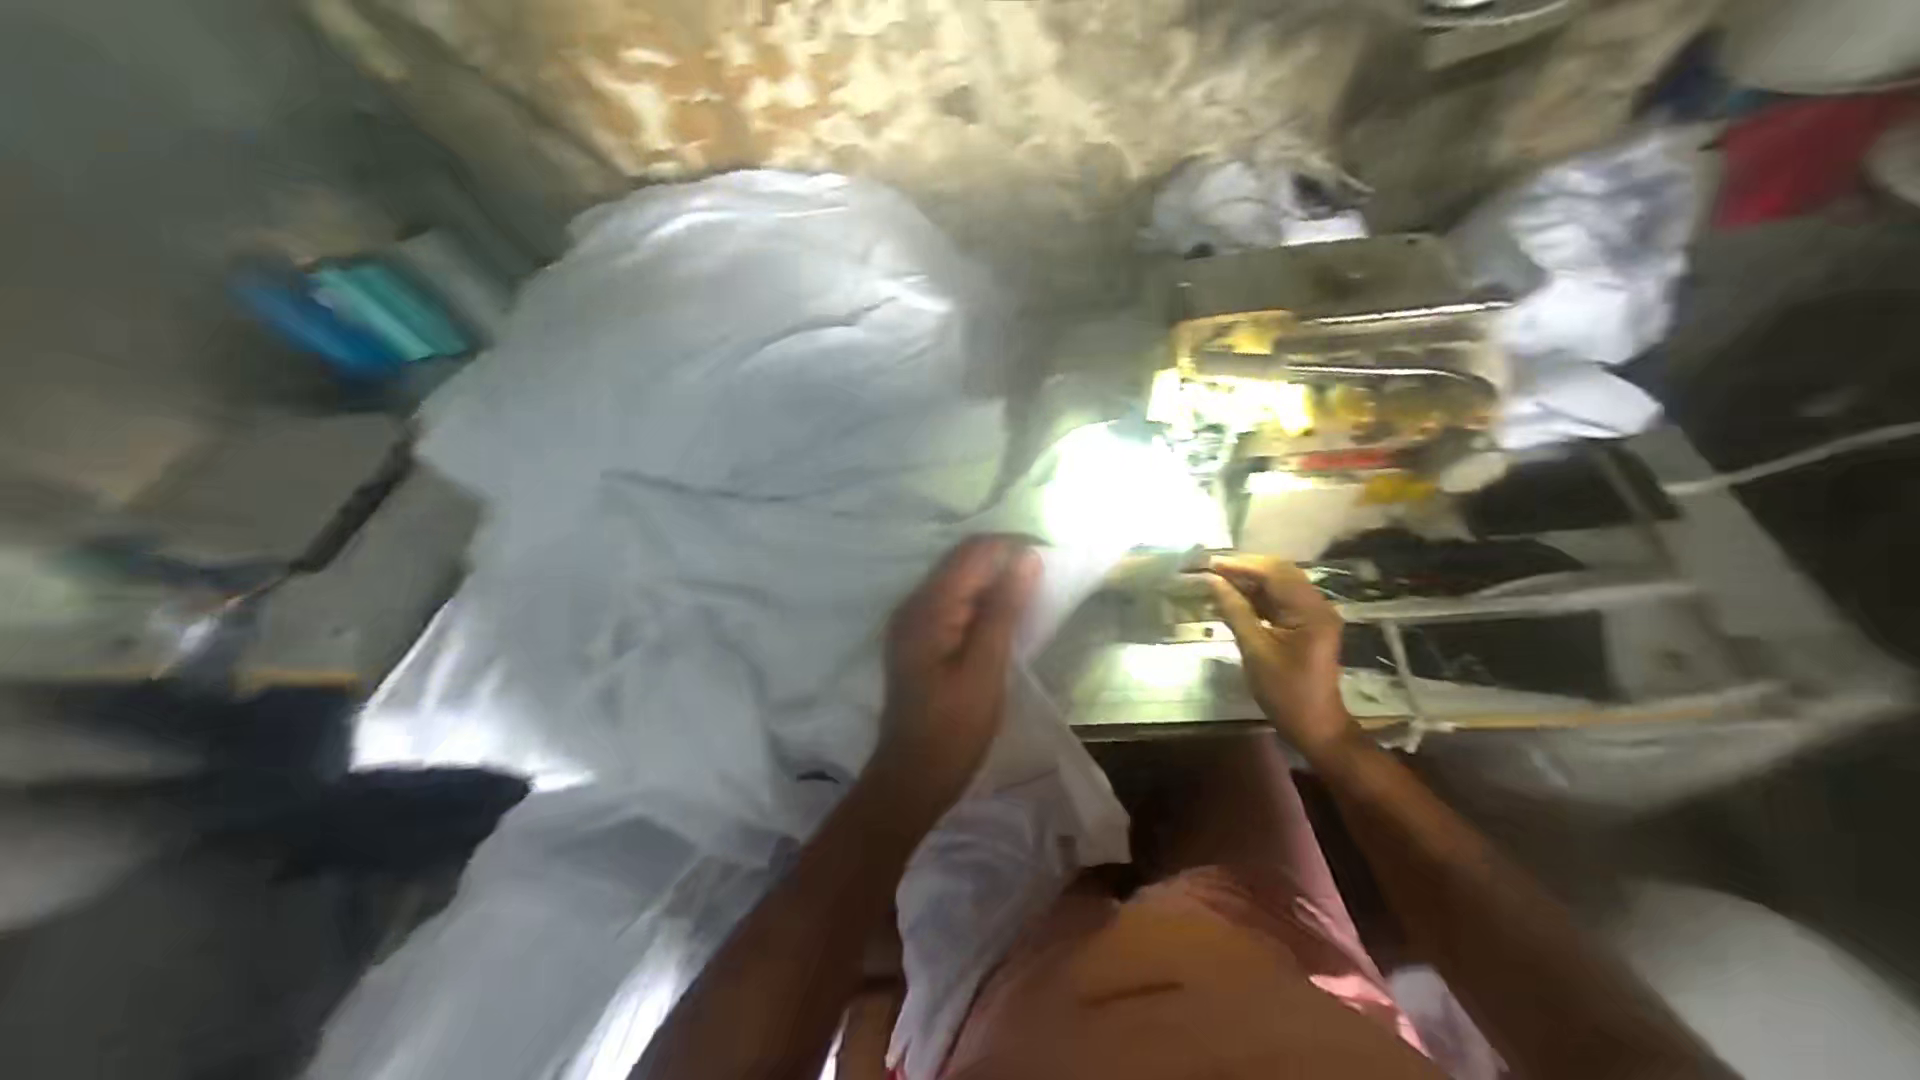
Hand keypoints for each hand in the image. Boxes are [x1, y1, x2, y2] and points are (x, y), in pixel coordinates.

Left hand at [869, 536, 1040, 816]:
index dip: (1011, 547)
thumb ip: (1004, 610)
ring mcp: (913, 623)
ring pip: (960, 583)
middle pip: (963, 563)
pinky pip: (955, 605)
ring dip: (996, 584)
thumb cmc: (953, 728)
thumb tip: (1026, 558)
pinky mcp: (920, 640)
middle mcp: (914, 605)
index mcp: (927, 607)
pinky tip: (1008, 619)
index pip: (971, 552)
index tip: (1050, 559)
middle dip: (1005, 562)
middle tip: (1047, 579)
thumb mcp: (986, 668)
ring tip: (1035, 596)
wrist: (912, 776)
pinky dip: (983, 604)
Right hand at [1204, 554, 1355, 757]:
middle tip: (1210, 570)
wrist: (1314, 724)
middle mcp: (1318, 605)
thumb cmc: (1284, 691)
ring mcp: (1314, 614)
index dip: (1240, 565)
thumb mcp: (1254, 650)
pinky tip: (1233, 597)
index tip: (1208, 564)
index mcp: (1310, 611)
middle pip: (1279, 572)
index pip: (1274, 573)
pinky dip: (1257, 595)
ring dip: (1249, 580)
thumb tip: (1212, 582)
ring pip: (1279, 583)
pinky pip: (1281, 599)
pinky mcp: (1307, 623)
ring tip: (1216, 581)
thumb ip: (1234, 611)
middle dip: (1244, 568)